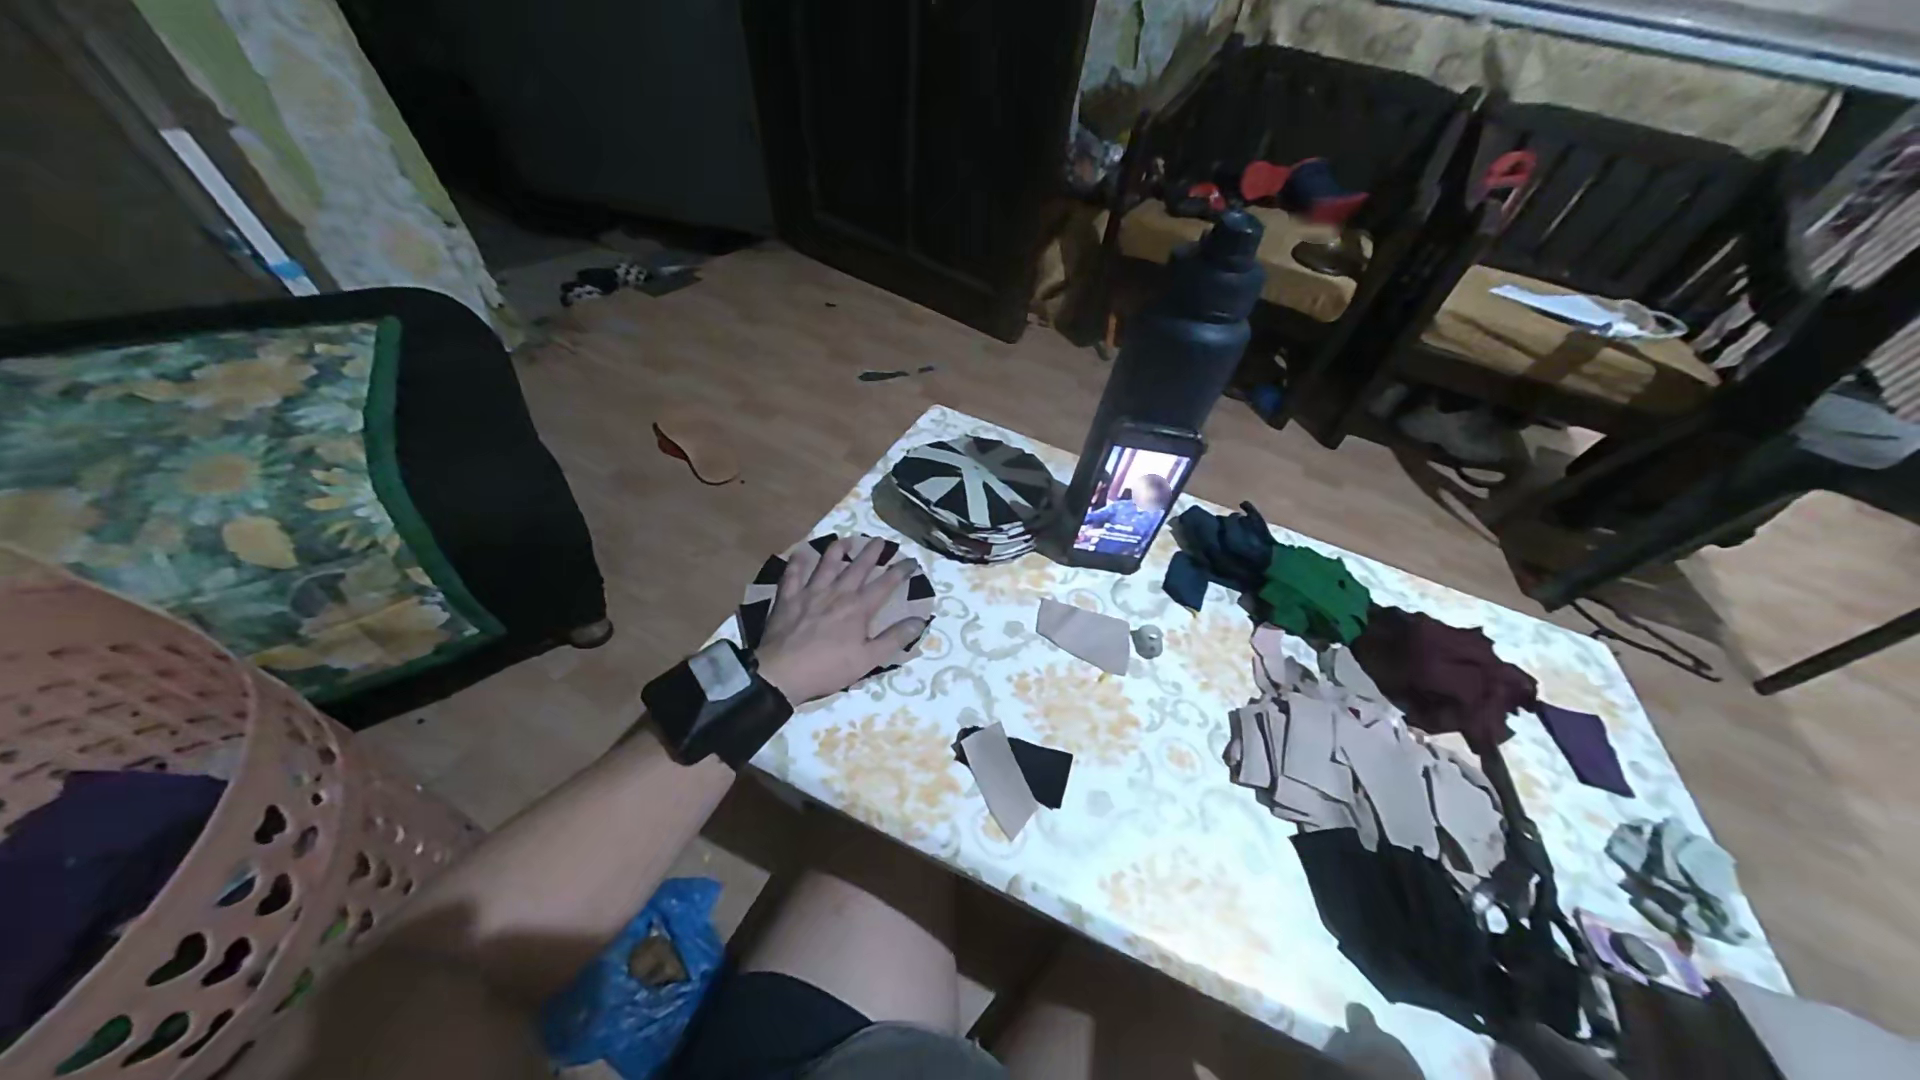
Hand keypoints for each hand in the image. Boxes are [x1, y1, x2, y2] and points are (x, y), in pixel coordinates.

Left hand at [754, 535, 926, 705]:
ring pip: (826, 564)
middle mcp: (837, 593)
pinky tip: (800, 553)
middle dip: (872, 552)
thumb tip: (920, 620)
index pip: (885, 584)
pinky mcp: (788, 598)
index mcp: (858, 608)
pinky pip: (792, 575)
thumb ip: (895, 638)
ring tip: (846, 540)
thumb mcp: (869, 659)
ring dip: (838, 550)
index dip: (900, 571)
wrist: (782, 673)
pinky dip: (797, 563)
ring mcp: (810, 592)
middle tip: (880, 540)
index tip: (912, 561)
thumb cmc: (829, 668)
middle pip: (857, 567)